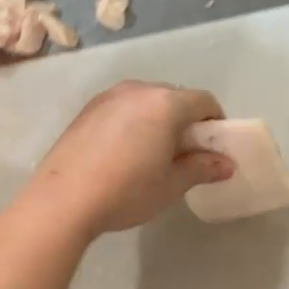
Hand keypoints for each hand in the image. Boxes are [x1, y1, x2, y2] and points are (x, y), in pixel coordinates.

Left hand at [22, 81, 233, 235]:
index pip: (204, 101)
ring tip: (149, 154)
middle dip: (184, 121)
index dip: (214, 123)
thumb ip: (201, 168)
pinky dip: (130, 123)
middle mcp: (137, 90)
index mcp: (165, 103)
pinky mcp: (86, 111)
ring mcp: (107, 97)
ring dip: (155, 121)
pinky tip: (121, 153)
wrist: (63, 199)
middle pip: (173, 97)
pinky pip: (120, 109)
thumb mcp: (171, 185)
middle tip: (182, 155)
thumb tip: (225, 163)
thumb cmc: (126, 191)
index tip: (212, 148)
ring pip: (144, 102)